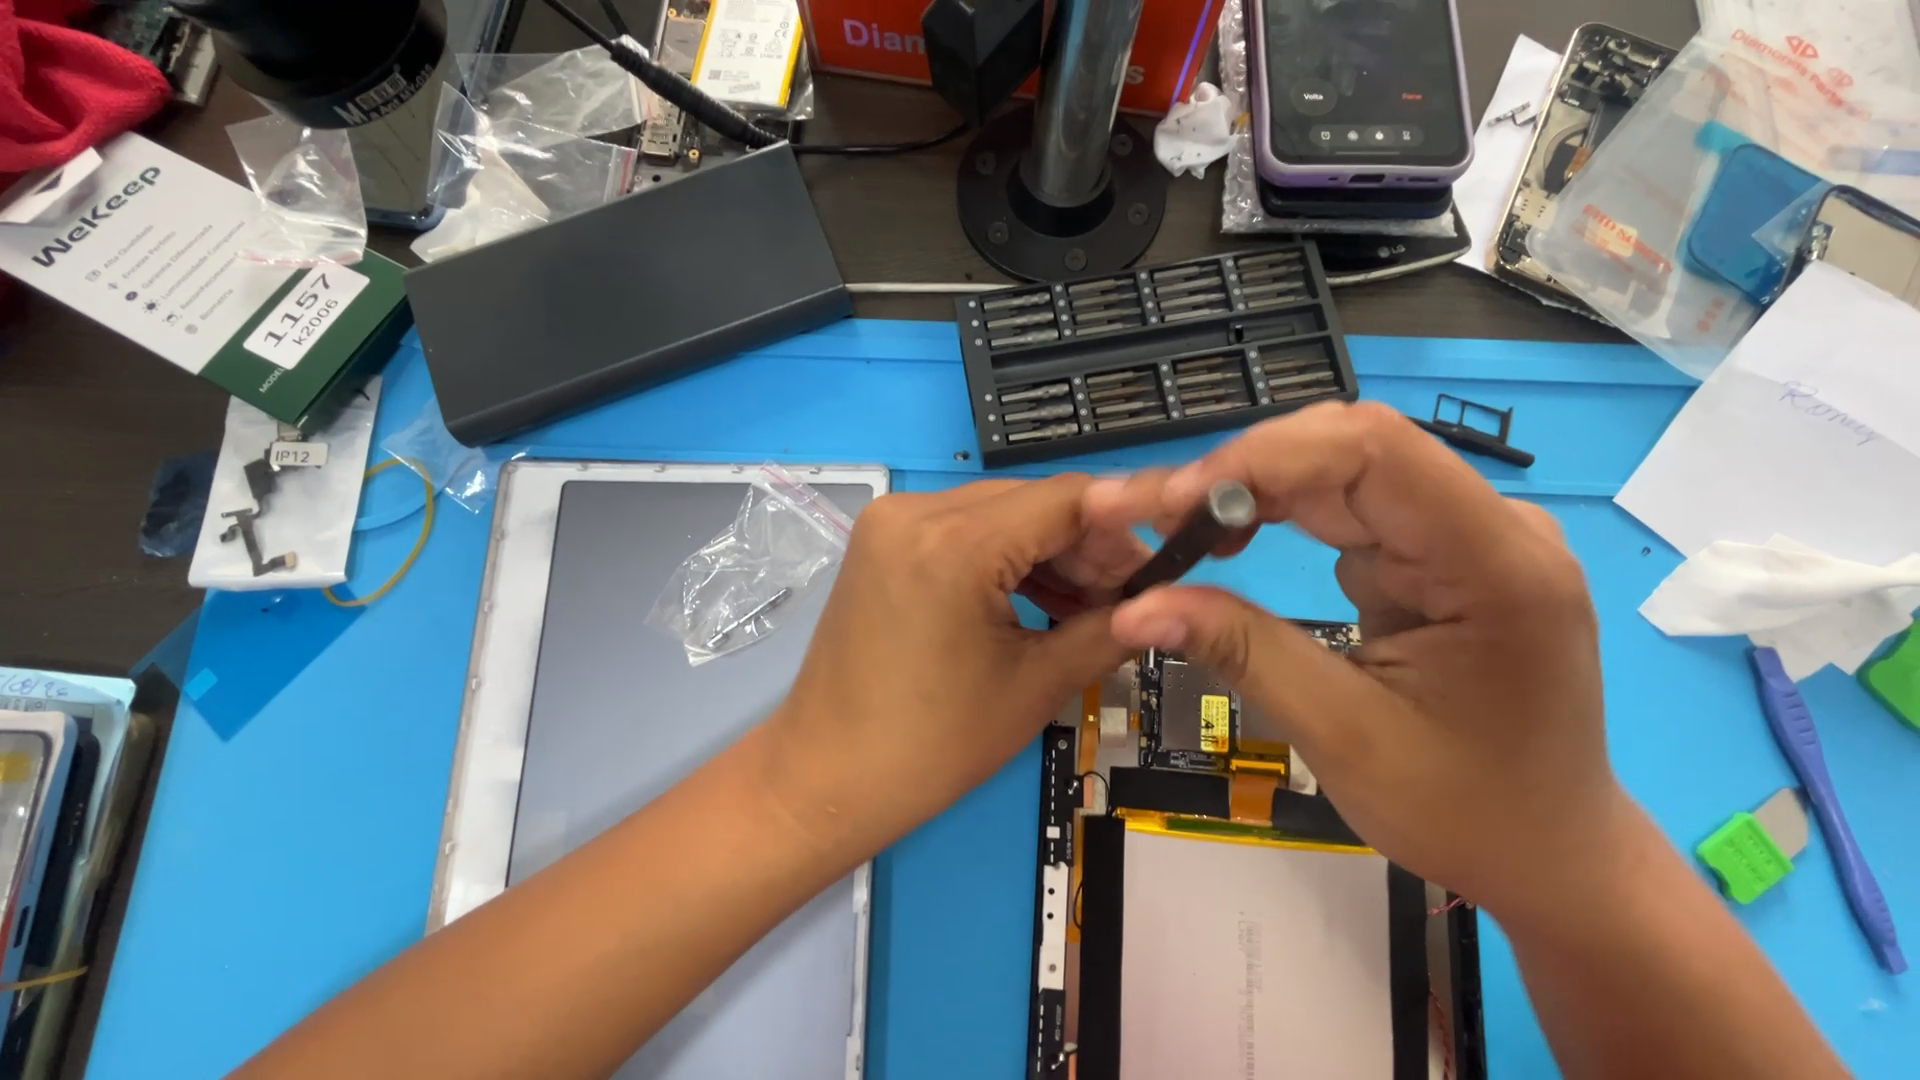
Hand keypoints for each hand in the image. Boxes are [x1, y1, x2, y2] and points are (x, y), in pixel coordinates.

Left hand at [767, 475, 1141, 859]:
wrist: (827, 776)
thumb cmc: (932, 746)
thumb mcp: (1035, 686)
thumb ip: (1108, 628)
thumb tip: (1165, 601)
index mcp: (954, 543)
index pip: (1069, 499)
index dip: (1129, 523)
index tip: (1172, 557)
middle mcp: (916, 510)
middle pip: (1034, 503)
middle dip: (1091, 545)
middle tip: (1133, 597)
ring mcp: (892, 522)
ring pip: (1001, 515)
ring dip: (1051, 553)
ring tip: (1093, 605)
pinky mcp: (883, 541)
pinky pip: (964, 531)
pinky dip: (1007, 558)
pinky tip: (1042, 598)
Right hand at [1083, 403, 1633, 920]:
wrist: (1546, 852)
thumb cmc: (1463, 810)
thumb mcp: (1341, 734)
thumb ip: (1241, 652)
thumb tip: (1132, 609)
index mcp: (1496, 563)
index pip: (1373, 452)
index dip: (1262, 458)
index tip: (1171, 501)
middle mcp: (1489, 525)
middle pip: (1348, 451)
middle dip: (1239, 472)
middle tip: (1145, 511)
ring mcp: (1463, 534)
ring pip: (1337, 472)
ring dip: (1247, 490)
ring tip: (1170, 526)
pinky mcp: (1433, 552)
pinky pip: (1342, 508)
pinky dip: (1272, 515)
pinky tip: (1224, 539)